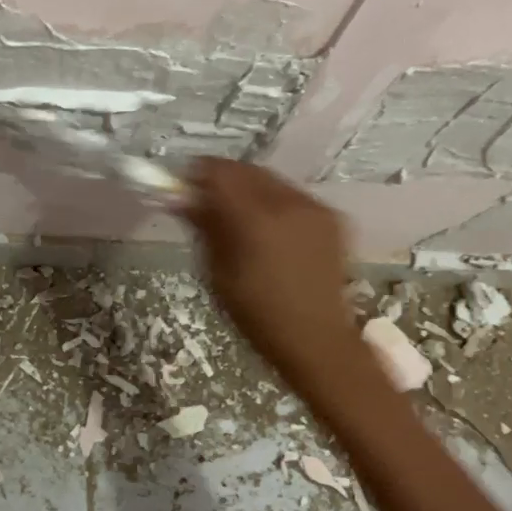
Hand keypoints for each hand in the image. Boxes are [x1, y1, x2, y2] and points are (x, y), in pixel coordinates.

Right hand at [180, 159, 357, 364]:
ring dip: (248, 188)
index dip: (197, 173)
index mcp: (254, 219)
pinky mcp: (331, 217)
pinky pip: (292, 195)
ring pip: (269, 180)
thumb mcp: (217, 272)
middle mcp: (287, 203)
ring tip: (238, 214)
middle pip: (245, 170)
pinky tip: (269, 226)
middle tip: (206, 199)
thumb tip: (180, 196)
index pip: (218, 172)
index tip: (184, 186)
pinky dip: (274, 201)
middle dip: (222, 178)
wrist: (317, 340)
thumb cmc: (256, 314)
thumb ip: (202, 226)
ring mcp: (314, 208)